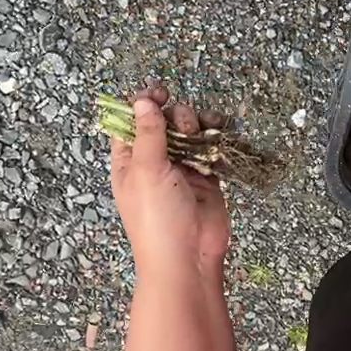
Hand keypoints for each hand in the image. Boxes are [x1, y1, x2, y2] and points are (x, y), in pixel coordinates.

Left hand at [108, 84, 231, 283]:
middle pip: (164, 123)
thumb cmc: (157, 220)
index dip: (142, 105)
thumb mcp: (147, 171)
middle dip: (176, 115)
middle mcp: (154, 163)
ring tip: (205, 129)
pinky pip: (211, 149)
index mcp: (129, 162)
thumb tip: (143, 101)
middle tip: (184, 125)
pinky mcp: (206, 178)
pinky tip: (222, 133)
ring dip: (198, 124)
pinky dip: (217, 139)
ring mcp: (181, 170)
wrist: (188, 257)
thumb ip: (148, 134)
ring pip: (190, 133)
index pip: (131, 123)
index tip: (158, 92)